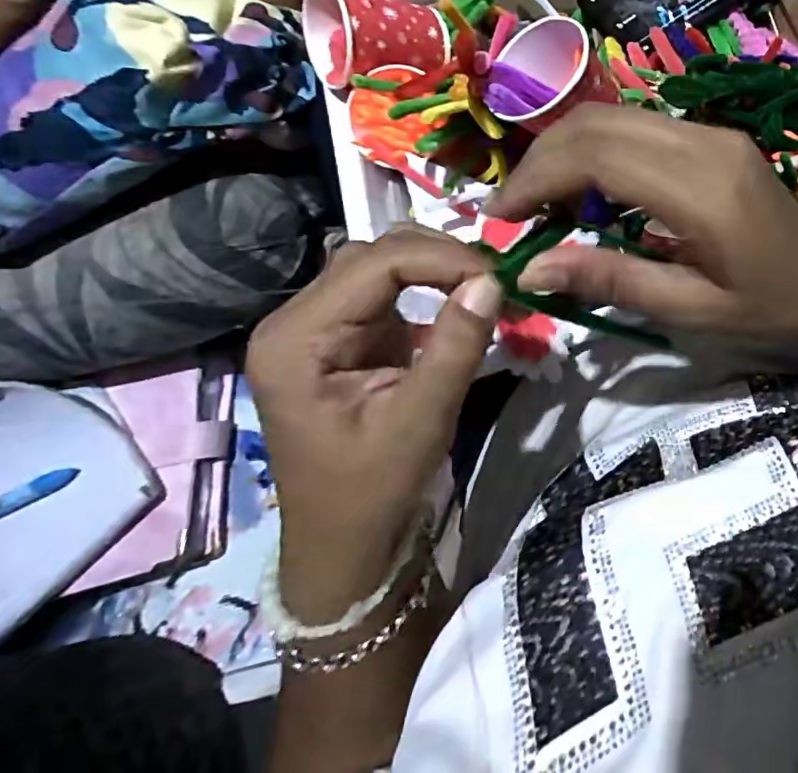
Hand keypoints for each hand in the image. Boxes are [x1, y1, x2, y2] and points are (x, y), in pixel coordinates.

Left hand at [246, 228, 502, 617]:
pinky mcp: (346, 338)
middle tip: (499, 281)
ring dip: (439, 268)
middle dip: (442, 258)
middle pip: (375, 255)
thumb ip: (455, 344)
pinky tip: (464, 301)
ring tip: (487, 287)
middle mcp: (298, 321)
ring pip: (384, 265)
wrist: (346, 541)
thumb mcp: (422, 418)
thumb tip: (493, 281)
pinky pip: (390, 291)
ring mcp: (319, 327)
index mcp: (297, 339)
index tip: (500, 277)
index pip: (375, 264)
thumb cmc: (374, 488)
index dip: (442, 258)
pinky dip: (433, 287)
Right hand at [485, 105, 797, 339]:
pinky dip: (600, 149)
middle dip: (542, 159)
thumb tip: (534, 266)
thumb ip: (615, 280)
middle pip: (597, 122)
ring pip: (615, 116)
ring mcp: (713, 133)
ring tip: (547, 204)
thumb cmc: (774, 304)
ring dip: (568, 150)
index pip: (596, 155)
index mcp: (703, 190)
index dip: (536, 178)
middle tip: (516, 209)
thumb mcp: (695, 309)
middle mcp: (705, 144)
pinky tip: (592, 191)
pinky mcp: (715, 137)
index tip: (502, 216)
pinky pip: (640, 126)